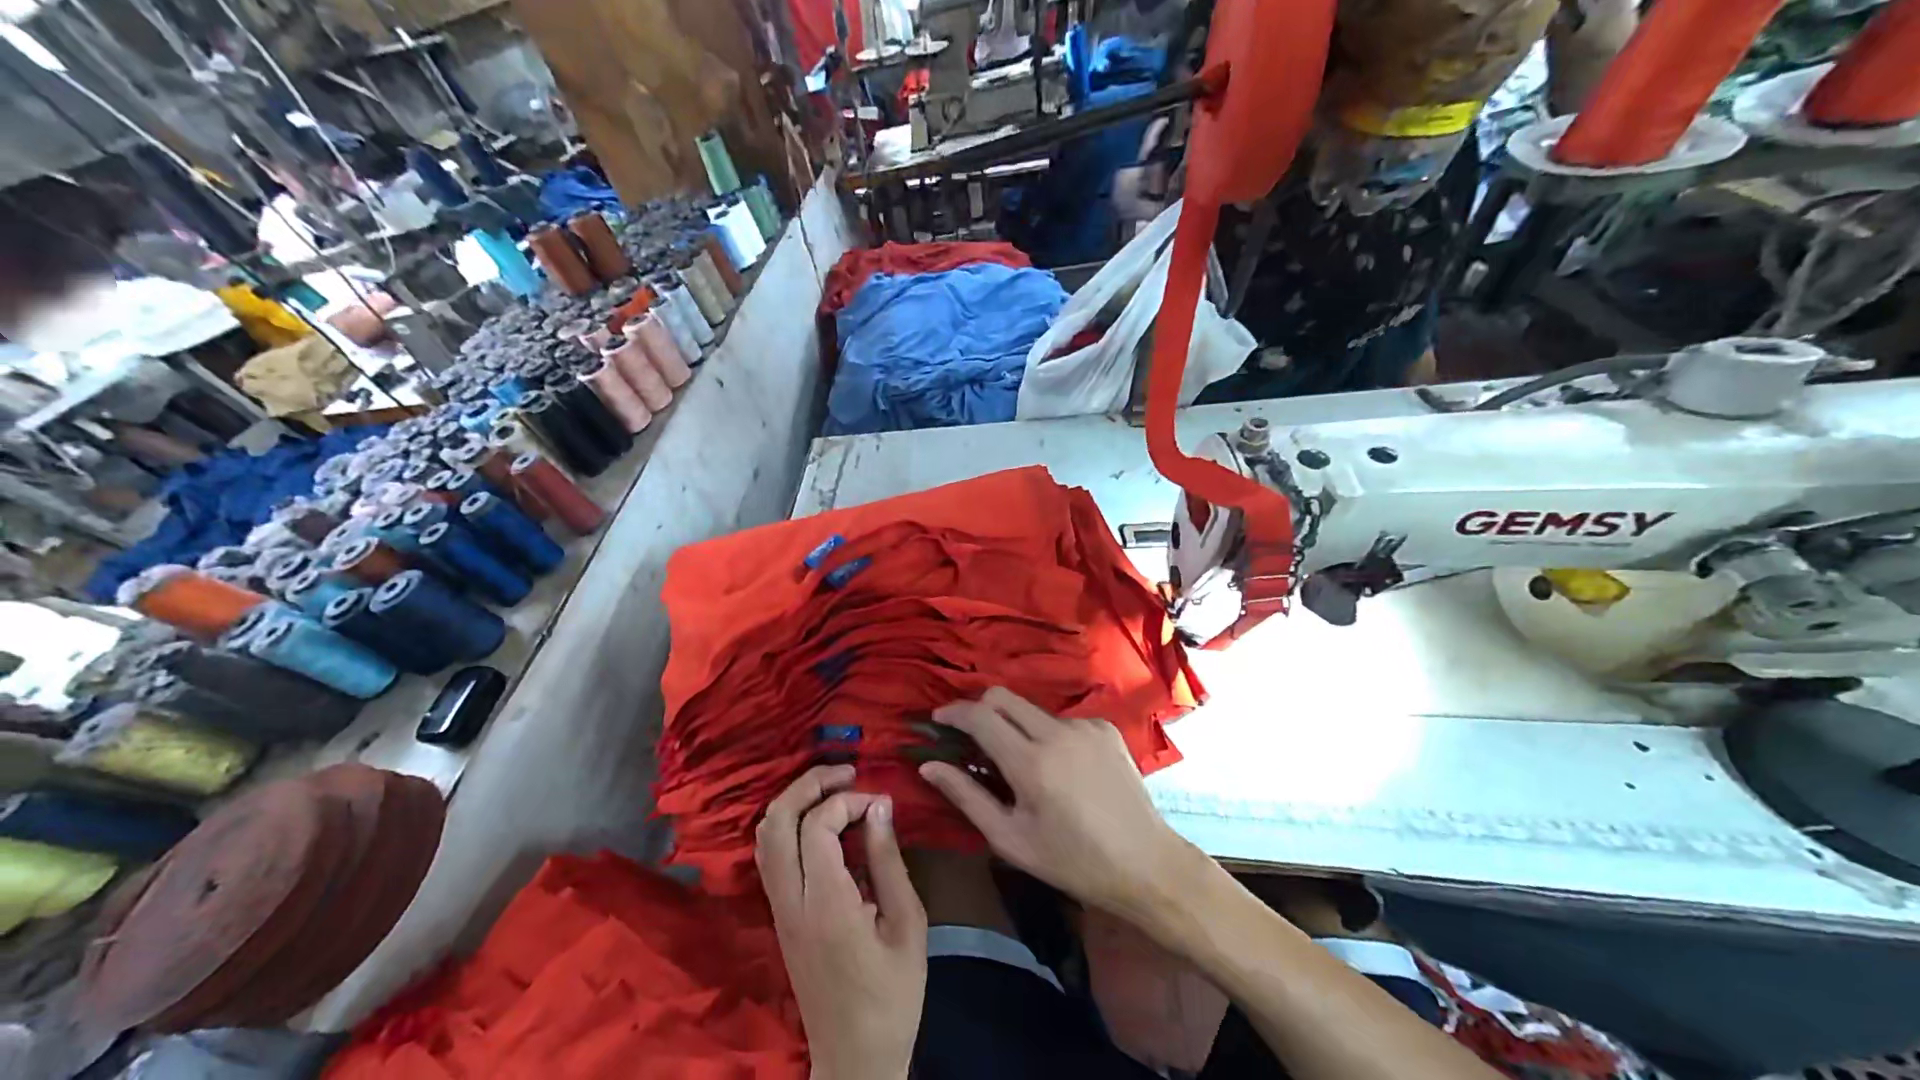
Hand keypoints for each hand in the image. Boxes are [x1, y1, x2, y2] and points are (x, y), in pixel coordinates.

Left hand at [757, 765, 927, 1079]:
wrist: (855, 1056)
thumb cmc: (893, 994)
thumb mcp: (907, 924)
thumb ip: (888, 861)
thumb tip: (879, 806)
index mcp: (826, 904)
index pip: (817, 826)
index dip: (847, 801)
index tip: (879, 804)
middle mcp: (790, 901)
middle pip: (775, 822)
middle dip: (807, 785)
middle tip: (845, 772)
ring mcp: (777, 910)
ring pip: (764, 837)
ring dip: (793, 802)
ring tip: (833, 789)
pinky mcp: (778, 917)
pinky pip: (769, 857)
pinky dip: (787, 825)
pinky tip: (819, 822)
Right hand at [919, 688, 1199, 920]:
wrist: (1146, 864)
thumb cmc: (1072, 861)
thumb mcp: (1011, 838)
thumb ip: (967, 796)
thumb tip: (929, 766)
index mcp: (1031, 762)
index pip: (980, 716)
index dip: (953, 712)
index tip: (938, 720)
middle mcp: (1057, 732)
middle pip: (1003, 697)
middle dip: (979, 708)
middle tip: (970, 736)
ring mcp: (1086, 726)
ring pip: (1033, 710)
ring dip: (1016, 726)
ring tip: (1022, 764)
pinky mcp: (1106, 729)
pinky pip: (1063, 721)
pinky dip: (1049, 735)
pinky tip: (1060, 768)